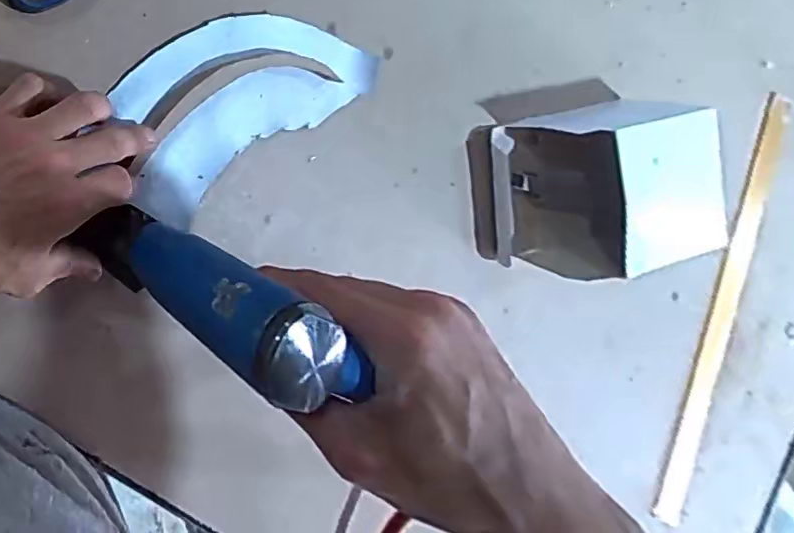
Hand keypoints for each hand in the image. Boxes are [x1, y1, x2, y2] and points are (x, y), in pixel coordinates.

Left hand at [0, 74, 152, 297]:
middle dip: (137, 136)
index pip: (120, 181)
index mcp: (68, 202)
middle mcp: (56, 160)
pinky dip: (47, 90)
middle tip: (143, 136)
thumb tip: (96, 267)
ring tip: (99, 114)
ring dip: (99, 109)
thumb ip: (67, 266)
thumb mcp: (27, 276)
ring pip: (82, 103)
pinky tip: (48, 102)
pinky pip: (32, 86)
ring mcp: (27, 132)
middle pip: (114, 136)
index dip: (129, 182)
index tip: (123, 183)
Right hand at [261, 268, 636, 532]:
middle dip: (309, 308)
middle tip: (283, 338)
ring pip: (373, 297)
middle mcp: (429, 306)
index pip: (324, 289)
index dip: (281, 288)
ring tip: (330, 361)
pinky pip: (400, 309)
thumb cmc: (453, 484)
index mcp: (404, 332)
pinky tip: (371, 363)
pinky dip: (374, 325)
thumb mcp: (361, 454)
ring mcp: (450, 310)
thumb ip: (307, 406)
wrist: (542, 507)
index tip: (251, 294)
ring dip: (343, 318)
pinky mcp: (463, 322)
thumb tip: (276, 374)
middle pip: (347, 289)